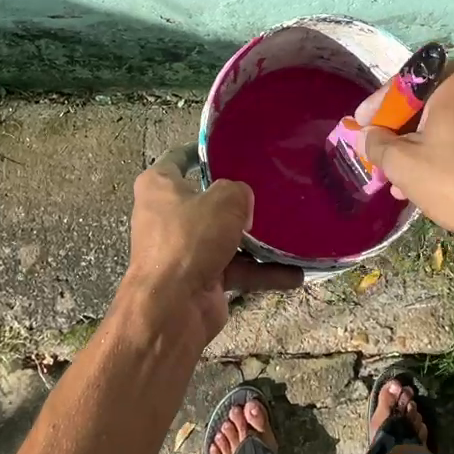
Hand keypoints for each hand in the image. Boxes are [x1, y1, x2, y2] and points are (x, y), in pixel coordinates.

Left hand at [118, 148, 301, 344]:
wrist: (172, 308)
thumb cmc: (190, 238)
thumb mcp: (224, 199)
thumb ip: (239, 191)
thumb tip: (241, 205)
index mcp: (159, 186)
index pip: (179, 158)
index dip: (202, 149)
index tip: (230, 145)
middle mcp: (167, 216)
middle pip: (207, 199)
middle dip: (236, 199)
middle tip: (269, 188)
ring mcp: (184, 250)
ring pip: (225, 237)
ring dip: (257, 241)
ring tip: (291, 232)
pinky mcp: (201, 278)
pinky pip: (237, 269)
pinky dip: (262, 272)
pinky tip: (294, 273)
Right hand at [363, 58, 453, 255]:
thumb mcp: (404, 163)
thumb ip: (376, 143)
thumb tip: (365, 136)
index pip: (402, 85)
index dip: (376, 108)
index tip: (358, 126)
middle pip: (423, 102)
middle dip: (397, 132)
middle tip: (376, 154)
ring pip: (442, 121)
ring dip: (417, 146)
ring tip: (395, 179)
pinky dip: (440, 150)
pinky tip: (423, 181)